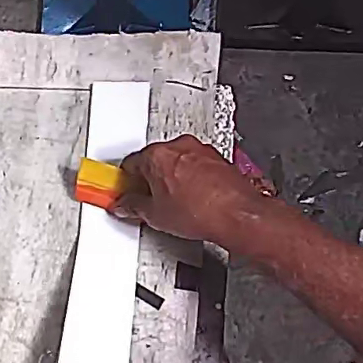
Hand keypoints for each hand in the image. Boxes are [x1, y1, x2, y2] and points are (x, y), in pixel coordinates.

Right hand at [115, 135, 281, 248]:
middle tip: (147, 202)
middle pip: (153, 161)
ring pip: (175, 162)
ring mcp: (200, 151)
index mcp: (156, 155)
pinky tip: (192, 201)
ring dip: (170, 179)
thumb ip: (134, 207)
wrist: (238, 215)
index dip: (125, 183)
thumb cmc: (203, 211)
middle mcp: (178, 146)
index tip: (125, 194)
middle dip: (148, 180)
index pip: (129, 165)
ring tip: (173, 205)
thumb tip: (127, 205)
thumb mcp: (155, 216)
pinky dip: (190, 179)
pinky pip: (195, 166)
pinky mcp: (217, 159)